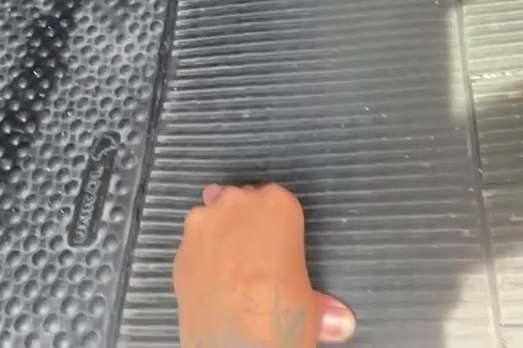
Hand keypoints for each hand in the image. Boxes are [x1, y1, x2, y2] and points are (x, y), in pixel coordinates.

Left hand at [175, 183, 355, 346]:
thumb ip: (323, 303)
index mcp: (278, 204)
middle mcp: (238, 202)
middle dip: (246, 225)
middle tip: (255, 262)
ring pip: (213, 216)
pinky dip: (200, 257)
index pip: (278, 202)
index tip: (278, 251)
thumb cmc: (282, 318)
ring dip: (220, 234)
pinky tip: (209, 281)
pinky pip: (193, 244)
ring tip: (229, 270)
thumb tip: (343, 321)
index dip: (278, 228)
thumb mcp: (310, 308)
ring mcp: (204, 222)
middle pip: (242, 202)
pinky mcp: (180, 249)